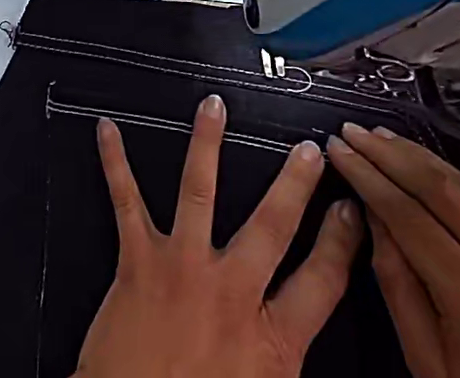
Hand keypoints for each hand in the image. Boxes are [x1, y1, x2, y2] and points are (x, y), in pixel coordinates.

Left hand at [74, 94, 364, 377]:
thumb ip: (286, 358)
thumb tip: (305, 327)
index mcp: (269, 339)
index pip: (322, 280)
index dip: (342, 242)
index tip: (351, 209)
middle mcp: (229, 294)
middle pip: (272, 225)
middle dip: (294, 183)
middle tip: (309, 148)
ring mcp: (182, 269)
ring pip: (200, 191)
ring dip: (207, 143)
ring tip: (213, 106)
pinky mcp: (138, 262)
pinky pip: (126, 202)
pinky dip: (115, 164)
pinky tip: (108, 131)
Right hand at [326, 123, 459, 377]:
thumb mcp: (431, 373)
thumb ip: (400, 290)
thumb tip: (376, 218)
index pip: (415, 221)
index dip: (371, 179)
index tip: (342, 152)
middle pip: (449, 195)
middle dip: (394, 156)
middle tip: (357, 134)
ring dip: (427, 162)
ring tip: (387, 142)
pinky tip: (435, 173)